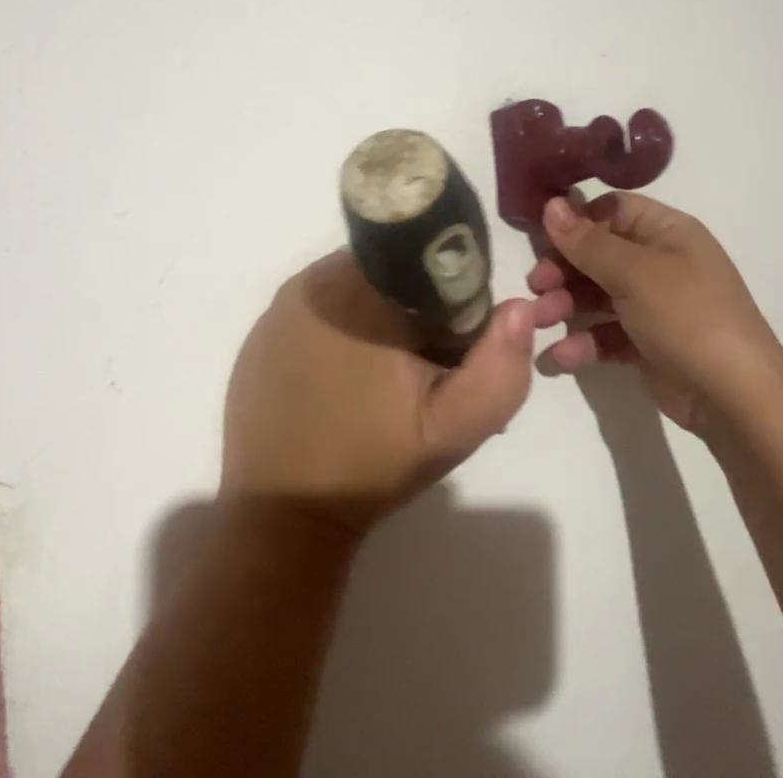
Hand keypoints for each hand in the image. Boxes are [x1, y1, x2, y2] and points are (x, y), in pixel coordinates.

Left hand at [222, 251, 536, 534]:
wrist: (281, 514)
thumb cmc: (370, 465)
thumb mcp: (454, 428)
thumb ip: (500, 367)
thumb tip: (522, 307)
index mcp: (358, 289)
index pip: (432, 266)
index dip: (459, 308)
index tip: (459, 356)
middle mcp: (311, 283)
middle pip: (394, 279)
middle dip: (422, 319)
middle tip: (430, 381)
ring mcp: (279, 311)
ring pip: (357, 297)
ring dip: (384, 329)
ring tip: (389, 390)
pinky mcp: (260, 338)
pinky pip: (321, 319)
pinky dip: (346, 341)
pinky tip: (349, 390)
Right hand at [527, 193, 782, 436]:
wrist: (733, 395)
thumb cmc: (688, 317)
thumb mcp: (636, 273)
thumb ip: (588, 242)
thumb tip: (552, 205)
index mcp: (668, 233)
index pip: (613, 211)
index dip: (577, 221)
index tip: (540, 237)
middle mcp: (660, 263)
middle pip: (598, 254)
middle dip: (563, 269)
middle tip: (535, 286)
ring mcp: (653, 306)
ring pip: (596, 295)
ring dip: (565, 306)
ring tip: (540, 321)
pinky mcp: (644, 344)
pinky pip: (604, 334)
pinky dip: (582, 343)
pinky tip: (561, 356)